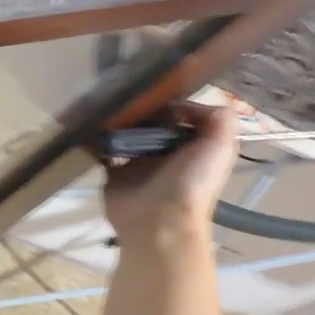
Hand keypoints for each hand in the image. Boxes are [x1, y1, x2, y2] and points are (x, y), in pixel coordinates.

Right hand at [103, 104, 239, 251]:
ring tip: (106, 110)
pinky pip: (104, 152)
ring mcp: (138, 163)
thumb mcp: (221, 145)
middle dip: (140, 112)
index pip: (181, 116)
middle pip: (152, 124)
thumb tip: (184, 105)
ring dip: (118, 123)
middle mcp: (167, 153)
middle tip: (124, 100)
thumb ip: (217, 118)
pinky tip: (92, 128)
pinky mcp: (114, 173)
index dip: (170, 104)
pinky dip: (97, 141)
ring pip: (128, 135)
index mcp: (193, 146)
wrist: (158, 220)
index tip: (154, 94)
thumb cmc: (191, 181)